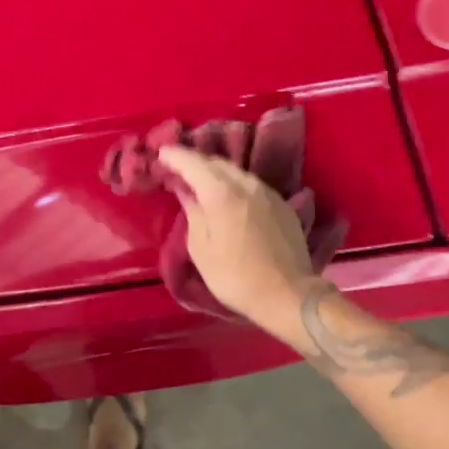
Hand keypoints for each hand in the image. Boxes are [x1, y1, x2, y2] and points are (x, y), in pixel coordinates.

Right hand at [158, 145, 322, 352]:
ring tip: (203, 183)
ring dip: (217, 174)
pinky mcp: (283, 205)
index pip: (192, 163)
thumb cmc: (234, 276)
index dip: (174, 156)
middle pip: (217, 163)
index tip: (161, 153)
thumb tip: (187, 192)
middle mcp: (246, 184)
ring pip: (237, 173)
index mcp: (220, 193)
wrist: (287, 295)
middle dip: (196, 163)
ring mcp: (268, 193)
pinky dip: (235, 186)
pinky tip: (230, 199)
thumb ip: (193, 213)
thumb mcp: (201, 249)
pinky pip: (253, 186)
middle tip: (179, 170)